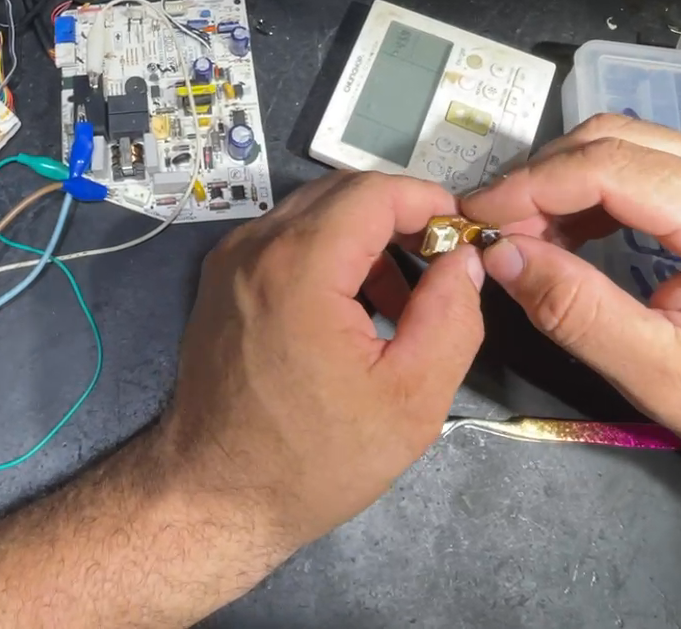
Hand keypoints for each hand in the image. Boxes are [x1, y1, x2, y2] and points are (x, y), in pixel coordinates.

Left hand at [150, 172, 486, 555]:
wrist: (216, 489)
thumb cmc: (316, 455)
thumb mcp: (410, 398)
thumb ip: (451, 316)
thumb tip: (464, 258)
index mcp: (298, 264)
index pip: (371, 190)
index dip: (425, 199)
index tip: (462, 233)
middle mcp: (254, 244)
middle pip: (339, 193)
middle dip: (397, 215)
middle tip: (440, 262)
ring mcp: (229, 257)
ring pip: (311, 213)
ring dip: (362, 236)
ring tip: (399, 301)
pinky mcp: (219, 277)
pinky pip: (283, 239)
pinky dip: (325, 252)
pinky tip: (350, 307)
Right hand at [459, 115, 680, 502]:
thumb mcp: (667, 379)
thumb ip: (575, 311)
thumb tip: (497, 253)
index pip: (610, 166)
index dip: (528, 186)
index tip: (472, 220)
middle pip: (615, 138)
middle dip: (539, 179)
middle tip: (494, 231)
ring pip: (628, 142)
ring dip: (563, 182)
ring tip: (526, 236)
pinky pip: (651, 163)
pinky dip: (596, 190)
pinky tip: (573, 233)